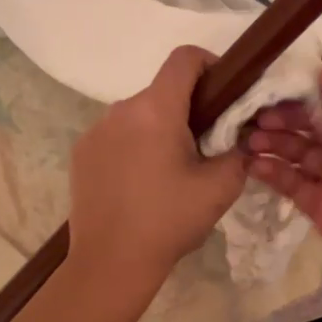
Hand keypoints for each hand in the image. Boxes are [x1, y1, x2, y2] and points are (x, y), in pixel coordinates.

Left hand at [69, 46, 247, 282]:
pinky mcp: (81, 152)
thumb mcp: (220, 188)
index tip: (224, 94)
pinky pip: (116, 136)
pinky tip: (140, 185)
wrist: (111, 263)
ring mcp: (96, 130)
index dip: (211, 64)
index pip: (185, 58)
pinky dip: (133, 148)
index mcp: (156, 110)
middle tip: (204, 149)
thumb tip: (239, 135)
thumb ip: (239, 151)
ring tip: (169, 173)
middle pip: (163, 92)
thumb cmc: (169, 222)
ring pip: (139, 116)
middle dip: (187, 110)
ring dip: (158, 130)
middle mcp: (121, 109)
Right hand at [244, 61, 321, 306]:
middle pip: (308, 121)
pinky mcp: (320, 207)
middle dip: (282, 114)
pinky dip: (270, 171)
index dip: (305, 85)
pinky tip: (252, 164)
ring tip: (248, 139)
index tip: (274, 77)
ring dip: (271, 141)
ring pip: (295, 150)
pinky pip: (290, 183)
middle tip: (256, 115)